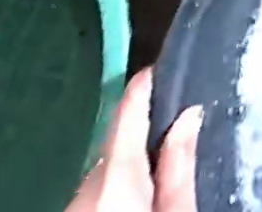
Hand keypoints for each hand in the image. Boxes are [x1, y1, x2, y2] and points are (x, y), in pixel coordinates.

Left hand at [64, 67, 203, 211]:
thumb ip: (180, 168)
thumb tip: (190, 114)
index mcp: (116, 178)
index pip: (127, 111)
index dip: (145, 84)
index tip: (165, 63)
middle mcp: (84, 187)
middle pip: (119, 143)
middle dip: (147, 131)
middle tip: (185, 121)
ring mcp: (71, 205)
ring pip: (105, 170)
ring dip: (131, 164)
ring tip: (166, 166)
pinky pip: (94, 193)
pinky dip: (115, 188)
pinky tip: (137, 200)